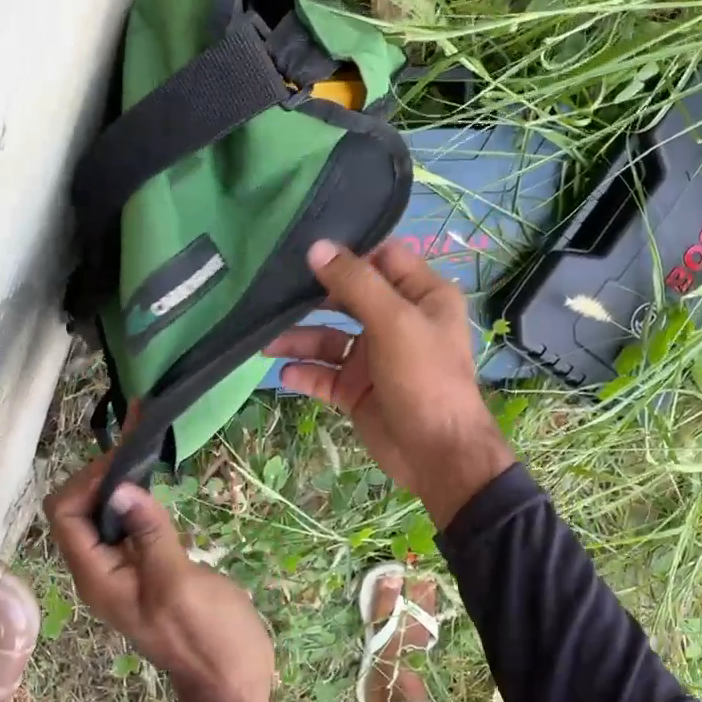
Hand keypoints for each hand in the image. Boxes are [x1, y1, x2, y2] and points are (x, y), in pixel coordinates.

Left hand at [45, 456, 272, 701]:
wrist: (232, 681)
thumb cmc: (208, 637)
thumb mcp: (179, 583)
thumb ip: (150, 534)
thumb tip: (123, 487)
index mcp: (96, 577)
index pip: (65, 514)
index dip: (87, 482)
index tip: (126, 463)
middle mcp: (101, 571)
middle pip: (80, 511)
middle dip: (102, 476)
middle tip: (140, 450)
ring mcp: (124, 571)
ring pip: (106, 517)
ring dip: (121, 485)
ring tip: (148, 455)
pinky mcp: (148, 570)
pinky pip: (130, 529)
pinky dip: (139, 504)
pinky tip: (160, 489)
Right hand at [266, 239, 515, 527]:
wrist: (436, 454)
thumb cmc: (424, 377)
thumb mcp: (394, 322)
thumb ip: (355, 283)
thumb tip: (316, 247)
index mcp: (422, 296)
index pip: (383, 259)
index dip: (349, 253)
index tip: (307, 250)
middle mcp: (397, 322)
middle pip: (348, 298)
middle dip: (313, 295)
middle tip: (273, 290)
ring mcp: (375, 358)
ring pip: (329, 339)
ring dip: (298, 338)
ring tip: (265, 341)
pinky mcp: (357, 390)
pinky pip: (324, 374)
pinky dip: (305, 373)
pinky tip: (284, 373)